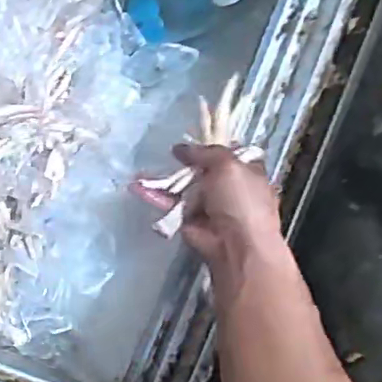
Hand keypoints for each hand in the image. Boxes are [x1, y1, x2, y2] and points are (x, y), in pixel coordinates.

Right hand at [133, 144, 282, 265]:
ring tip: (139, 173)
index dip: (209, 147)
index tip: (189, 139)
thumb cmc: (240, 200)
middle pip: (199, 169)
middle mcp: (225, 186)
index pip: (227, 155)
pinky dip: (152, 194)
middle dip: (181, 162)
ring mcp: (205, 202)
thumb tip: (181, 147)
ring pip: (179, 185)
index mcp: (245, 172)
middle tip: (163, 155)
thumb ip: (205, 153)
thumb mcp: (229, 167)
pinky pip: (167, 202)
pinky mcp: (186, 216)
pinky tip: (136, 187)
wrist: (235, 242)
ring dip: (160, 179)